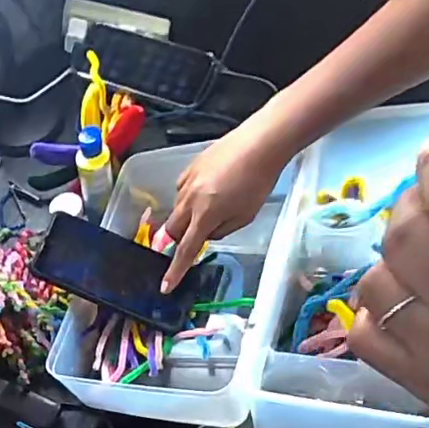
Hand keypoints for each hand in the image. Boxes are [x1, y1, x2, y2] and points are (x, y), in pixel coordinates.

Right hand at [160, 119, 295, 292]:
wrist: (262, 141)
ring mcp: (187, 181)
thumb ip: (221, 231)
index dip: (175, 271)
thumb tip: (206, 234)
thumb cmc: (258, 181)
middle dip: (177, 240)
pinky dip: (188, 198)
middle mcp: (190, 200)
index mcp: (205, 216)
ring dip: (185, 218)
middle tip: (192, 241)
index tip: (165, 286)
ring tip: (208, 209)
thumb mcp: (244, 217)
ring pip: (176, 210)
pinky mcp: (190, 167)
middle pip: (172, 231)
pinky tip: (204, 192)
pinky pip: (181, 191)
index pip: (185, 250)